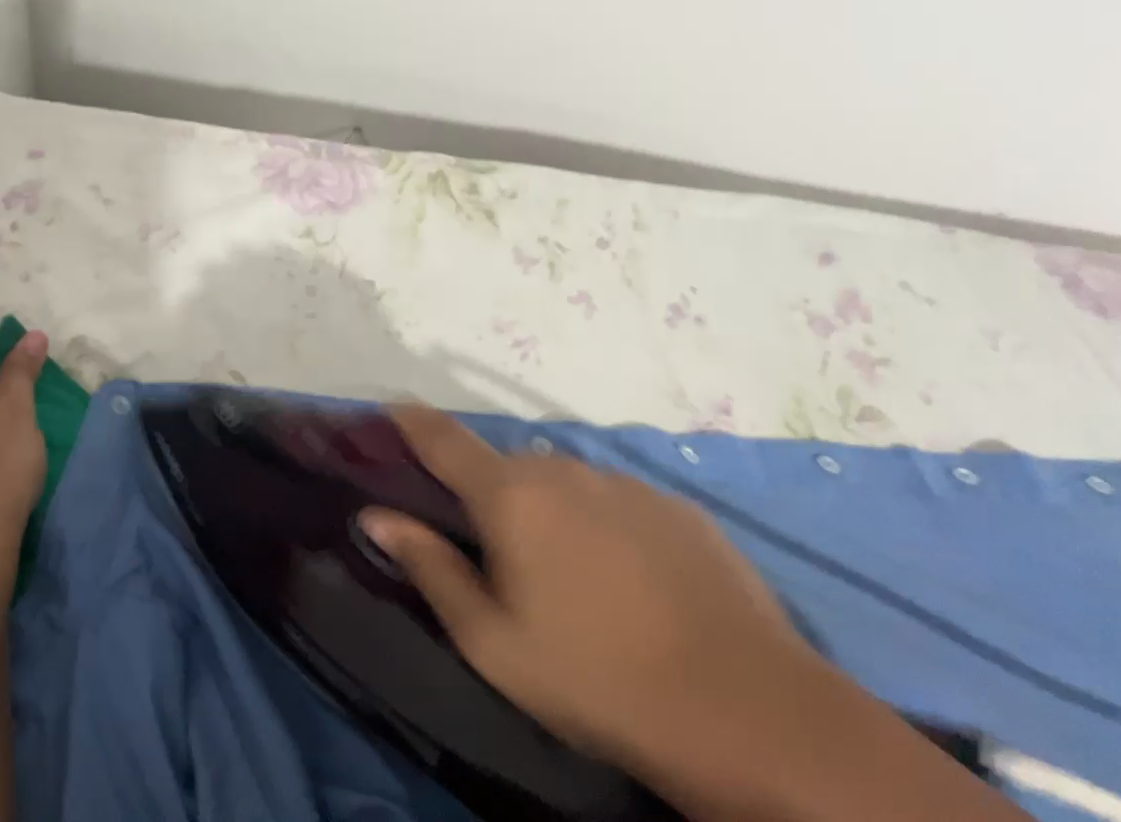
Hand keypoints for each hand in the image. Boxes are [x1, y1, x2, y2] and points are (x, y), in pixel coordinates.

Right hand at [360, 405, 822, 785]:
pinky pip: (616, 503)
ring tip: (562, 576)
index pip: (444, 440)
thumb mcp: (488, 638)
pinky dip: (599, 525)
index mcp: (512, 496)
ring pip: (565, 485)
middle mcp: (568, 472)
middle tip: (487, 550)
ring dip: (546, 511)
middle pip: (506, 468)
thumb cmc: (591, 677)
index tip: (389, 409)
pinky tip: (621, 580)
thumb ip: (429, 566)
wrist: (745, 712)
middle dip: (486, 493)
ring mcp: (631, 487)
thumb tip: (375, 516)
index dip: (410, 421)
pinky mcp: (682, 511)